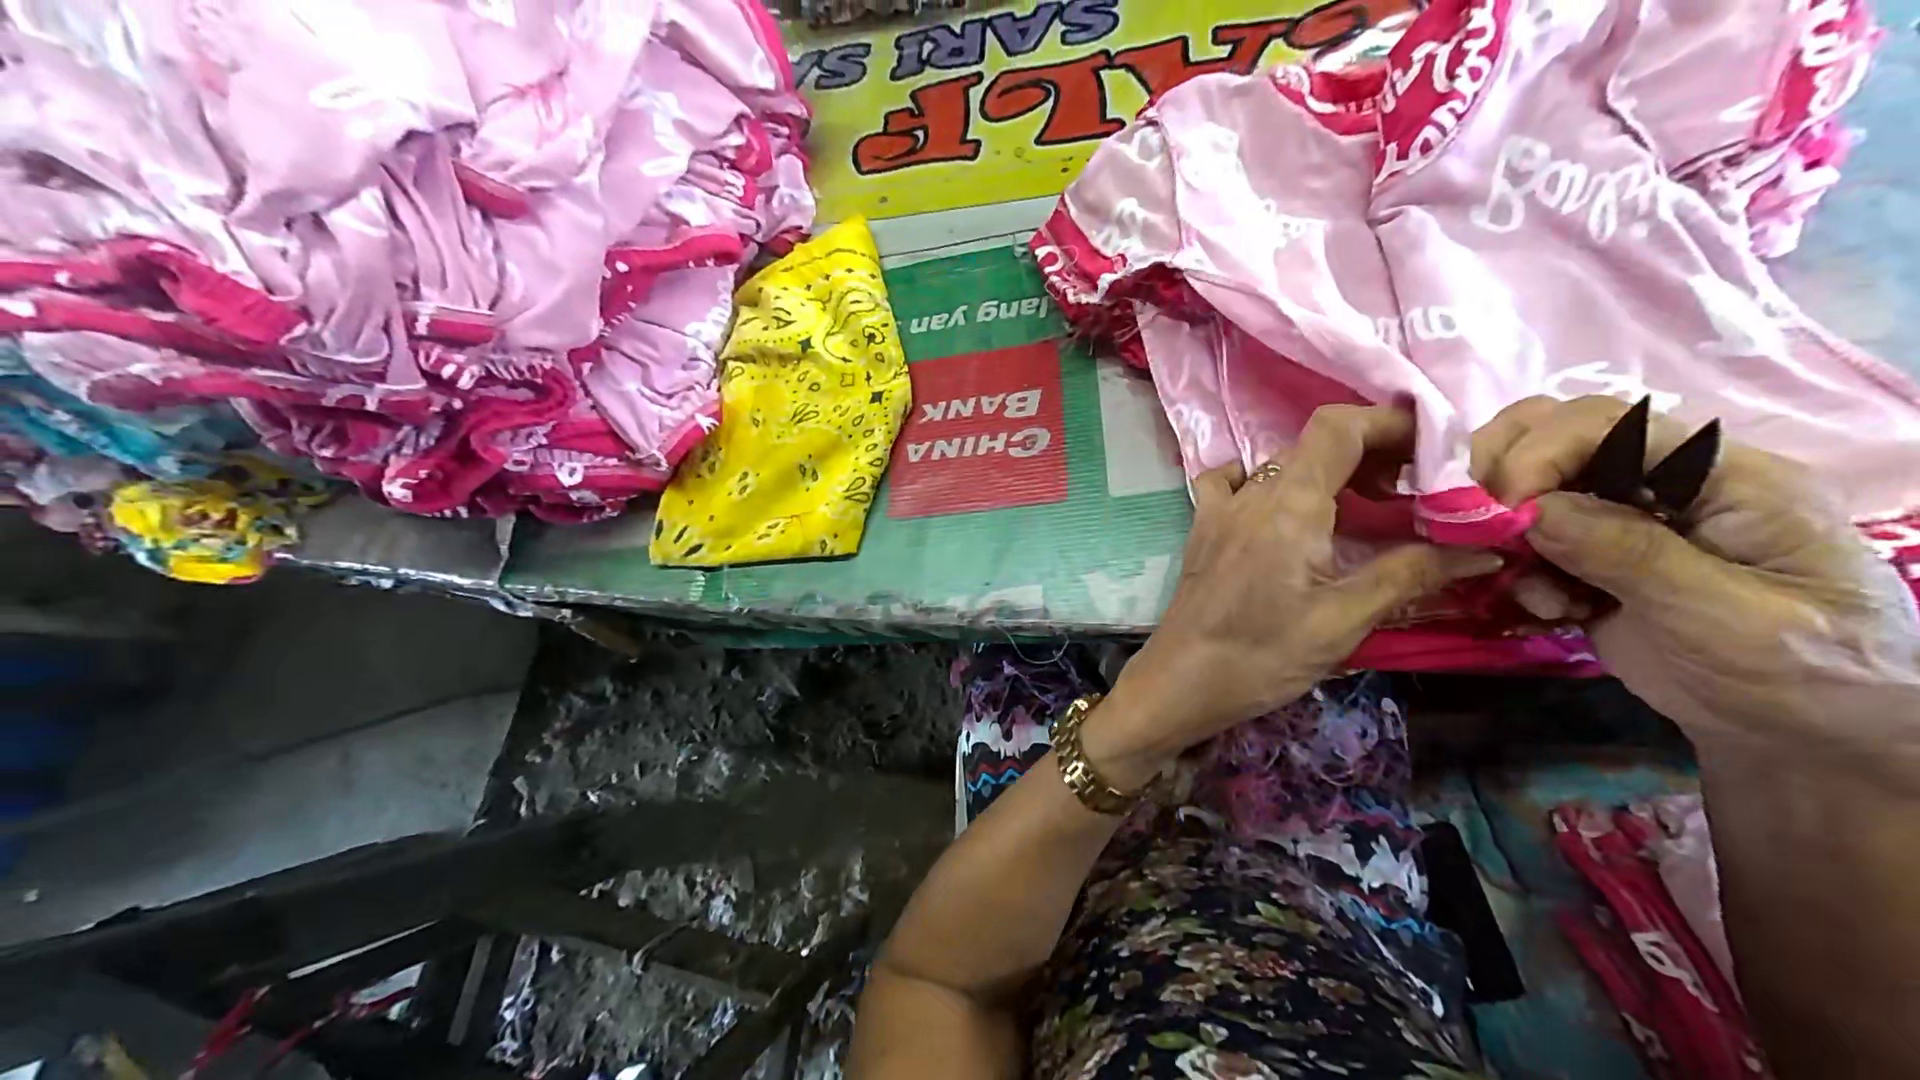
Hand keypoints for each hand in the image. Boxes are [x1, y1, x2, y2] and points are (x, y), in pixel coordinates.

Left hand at [1083, 404, 1504, 787]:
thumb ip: (1408, 575)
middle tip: (1417, 490)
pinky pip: (1234, 484)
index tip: (1433, 448)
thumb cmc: (1261, 655)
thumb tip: (1479, 550)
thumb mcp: (1343, 620)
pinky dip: (1268, 484)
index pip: (1337, 428)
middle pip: (1314, 446)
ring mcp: (1219, 509)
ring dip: (1328, 474)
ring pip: (1280, 466)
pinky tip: (1286, 511)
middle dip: (1372, 455)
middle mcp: (1250, 493)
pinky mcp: (1203, 529)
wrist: (1180, 681)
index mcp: (1288, 504)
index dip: (1388, 423)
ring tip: (1370, 505)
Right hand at [1473, 395, 1919, 766]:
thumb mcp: (1724, 616)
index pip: (1610, 423)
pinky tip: (1551, 610)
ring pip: (1529, 482)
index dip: (1541, 454)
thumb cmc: (1801, 675)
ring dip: (1506, 531)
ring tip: (1528, 584)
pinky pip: (1527, 540)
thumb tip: (1530, 510)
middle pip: (1557, 431)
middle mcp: (1669, 483)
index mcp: (1726, 477)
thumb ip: (1630, 554)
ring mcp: (1627, 520)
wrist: (1805, 737)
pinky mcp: (1592, 558)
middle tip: (1481, 528)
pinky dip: (1518, 572)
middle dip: (1502, 474)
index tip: (1503, 513)